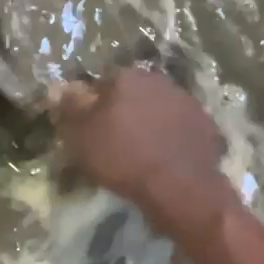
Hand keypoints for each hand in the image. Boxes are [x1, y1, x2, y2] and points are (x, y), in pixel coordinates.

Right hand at [49, 68, 234, 232]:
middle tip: (114, 142)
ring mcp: (185, 100)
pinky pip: (179, 127)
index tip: (89, 129)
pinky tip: (165, 159)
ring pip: (157, 107)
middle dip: (122, 111)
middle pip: (131, 92)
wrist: (179, 185)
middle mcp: (157, 79)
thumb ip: (69, 108)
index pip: (100, 82)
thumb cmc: (122, 159)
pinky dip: (170, 138)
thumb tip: (58, 87)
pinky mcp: (205, 123)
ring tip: (141, 153)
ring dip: (148, 123)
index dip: (91, 106)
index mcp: (125, 77)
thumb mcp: (81, 136)